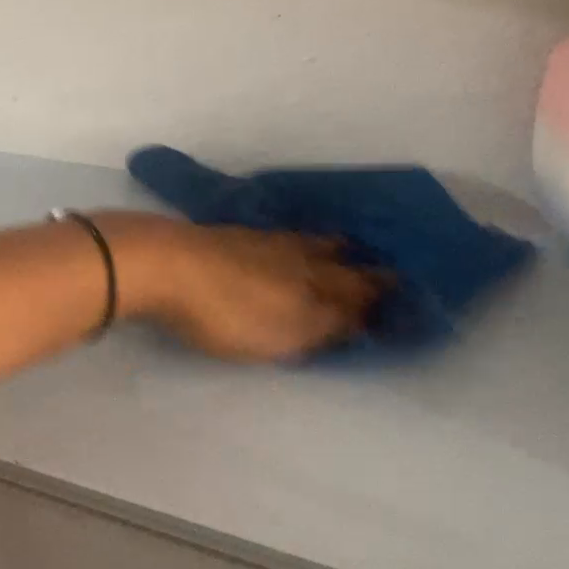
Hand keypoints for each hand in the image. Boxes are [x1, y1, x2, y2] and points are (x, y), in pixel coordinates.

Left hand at [108, 217, 383, 361]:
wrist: (164, 264)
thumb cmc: (227, 312)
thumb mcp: (284, 333)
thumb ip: (325, 327)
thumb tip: (364, 319)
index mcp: (312, 283)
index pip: (357, 287)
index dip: (379, 292)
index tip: (404, 289)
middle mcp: (293, 256)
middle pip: (335, 261)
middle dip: (361, 268)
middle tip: (383, 268)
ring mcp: (258, 241)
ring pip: (305, 243)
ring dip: (329, 247)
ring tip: (343, 247)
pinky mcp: (227, 236)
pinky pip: (275, 237)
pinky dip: (292, 240)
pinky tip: (285, 241)